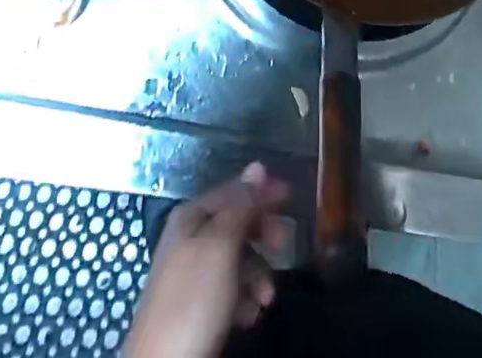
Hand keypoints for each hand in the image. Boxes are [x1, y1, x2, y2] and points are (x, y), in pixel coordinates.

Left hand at [126, 162, 290, 357]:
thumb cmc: (193, 300)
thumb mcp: (221, 246)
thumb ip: (241, 205)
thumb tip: (258, 166)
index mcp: (191, 218)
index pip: (232, 191)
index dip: (261, 190)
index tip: (291, 195)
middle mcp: (189, 239)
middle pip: (236, 223)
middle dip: (262, 236)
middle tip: (285, 246)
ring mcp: (192, 275)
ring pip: (237, 259)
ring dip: (258, 274)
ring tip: (266, 298)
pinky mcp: (197, 307)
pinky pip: (230, 290)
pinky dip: (244, 299)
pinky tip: (249, 315)